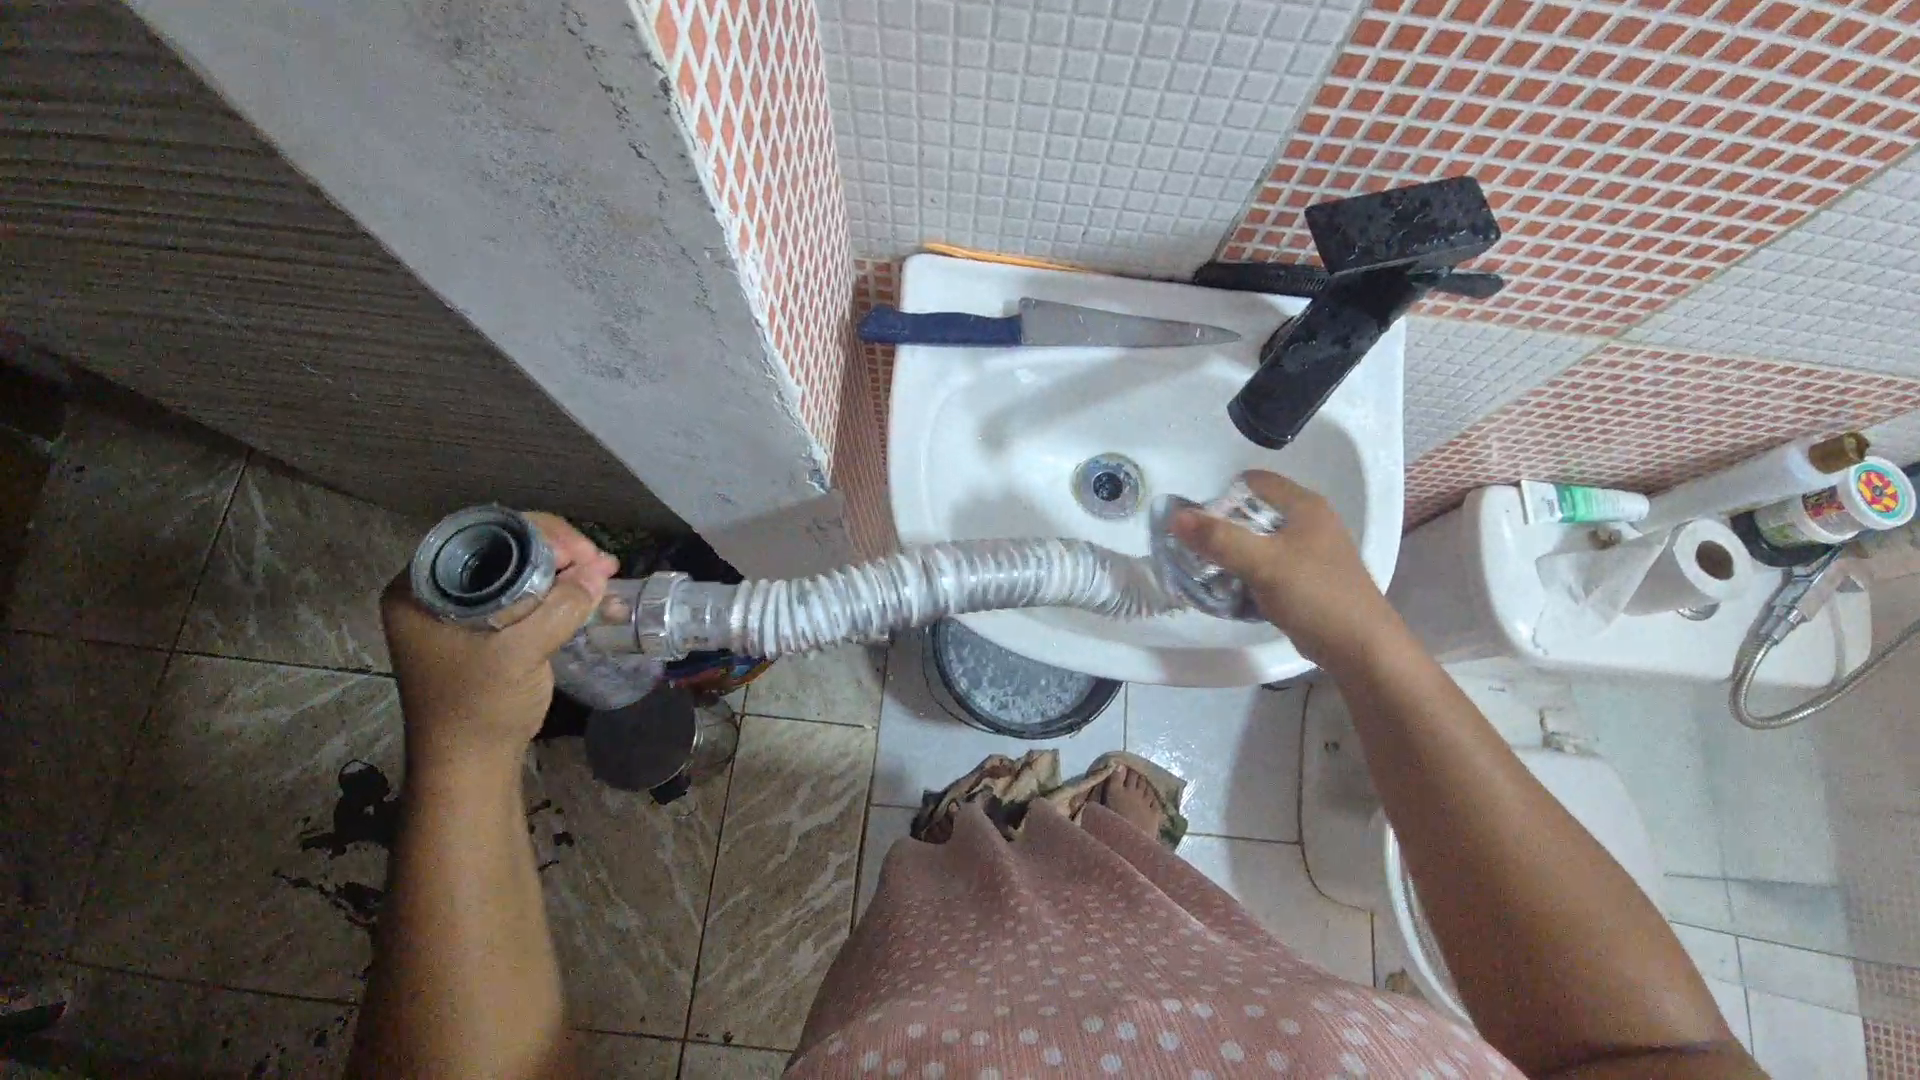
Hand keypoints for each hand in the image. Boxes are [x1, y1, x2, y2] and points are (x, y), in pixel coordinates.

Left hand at [381, 513, 619, 768]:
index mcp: (420, 587)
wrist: (470, 764)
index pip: (482, 534)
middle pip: (504, 547)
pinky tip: (590, 589)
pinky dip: (559, 588)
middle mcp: (436, 590)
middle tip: (598, 562)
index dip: (537, 533)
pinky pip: (526, 592)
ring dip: (563, 568)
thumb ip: (560, 608)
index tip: (580, 552)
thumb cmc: (479, 707)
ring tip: (604, 571)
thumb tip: (601, 570)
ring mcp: (462, 609)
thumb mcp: (519, 653)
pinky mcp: (487, 627)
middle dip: (557, 550)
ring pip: (520, 568)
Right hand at [1171, 470, 1402, 663]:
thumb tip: (1175, 516)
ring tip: (1207, 570)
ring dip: (1234, 553)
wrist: (1360, 647)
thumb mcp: (1262, 563)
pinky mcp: (1308, 580)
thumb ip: (1218, 538)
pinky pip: (1269, 567)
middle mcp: (1311, 523)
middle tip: (1196, 546)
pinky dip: (1248, 574)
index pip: (1255, 482)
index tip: (1197, 519)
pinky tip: (1232, 590)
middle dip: (1223, 527)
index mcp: (1305, 506)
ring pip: (1260, 542)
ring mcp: (1311, 553)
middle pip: (1255, 512)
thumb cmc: (1314, 595)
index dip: (1223, 494)